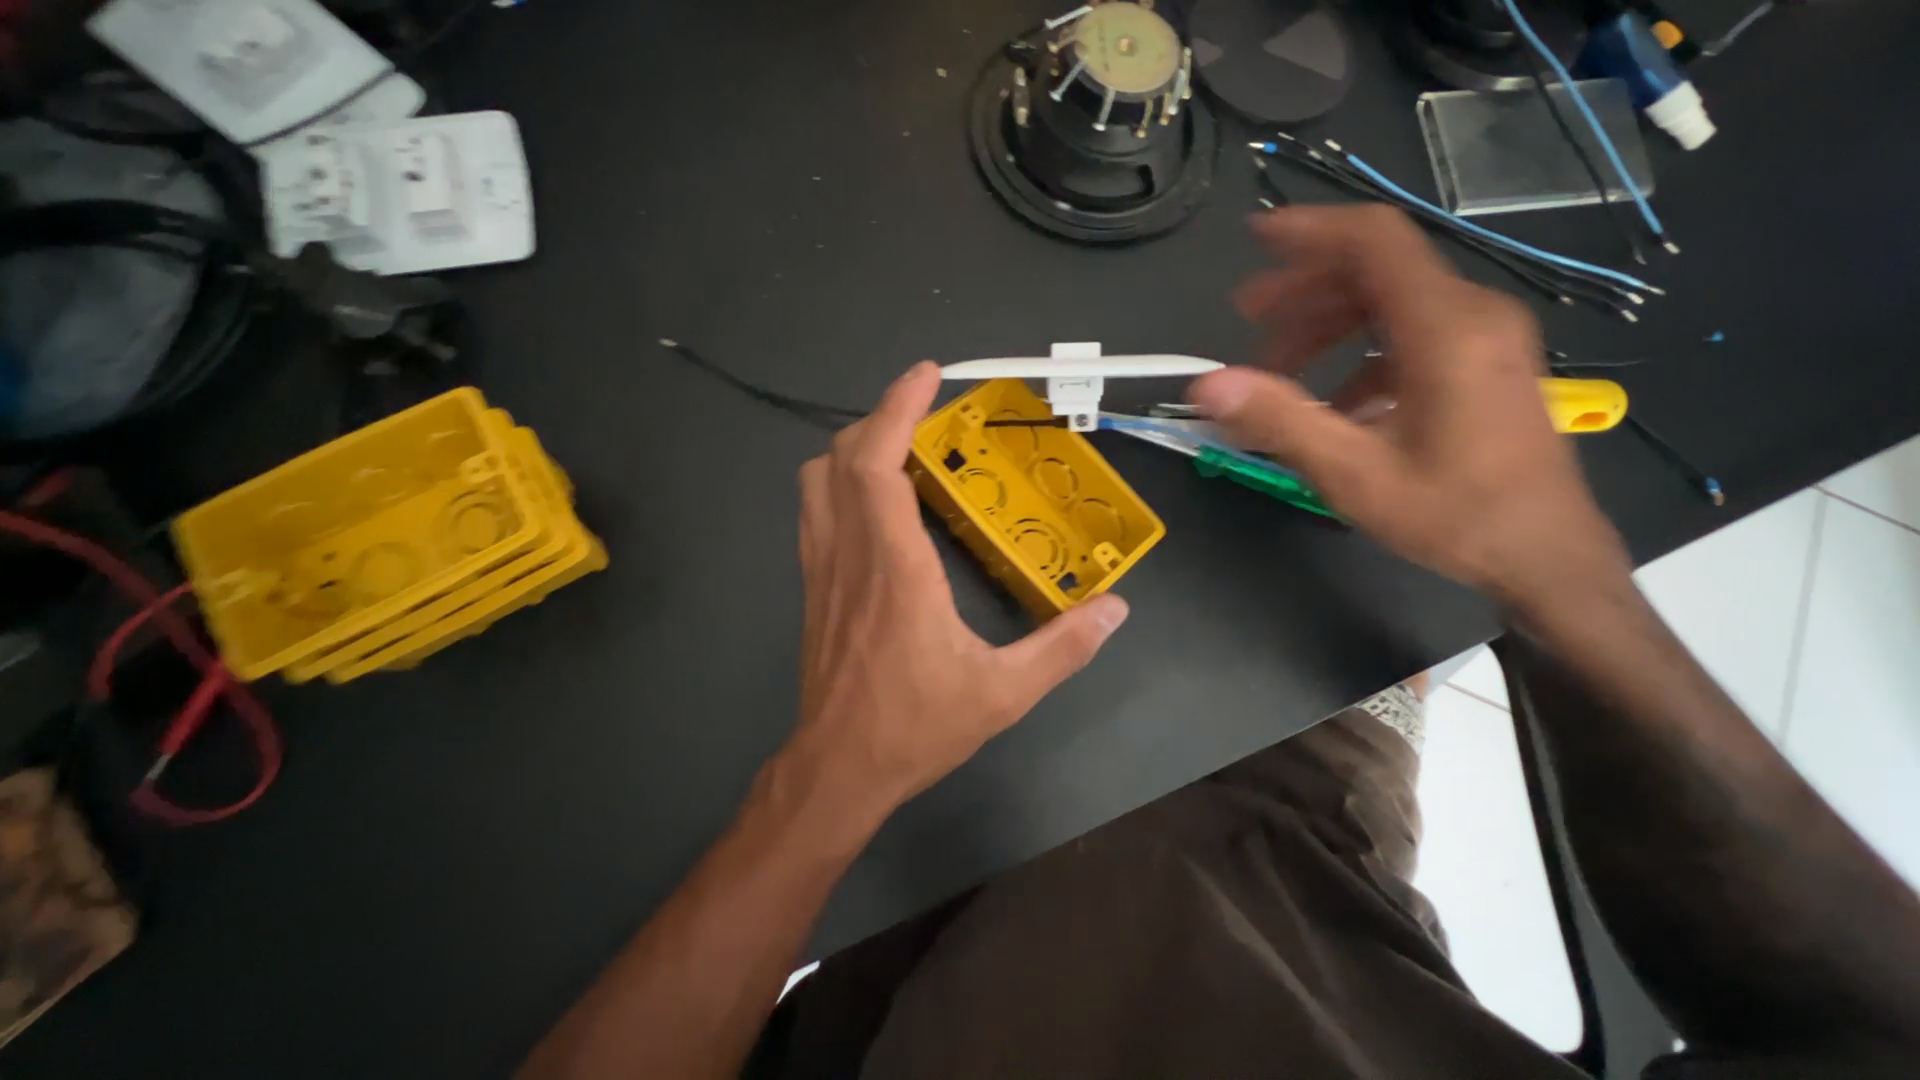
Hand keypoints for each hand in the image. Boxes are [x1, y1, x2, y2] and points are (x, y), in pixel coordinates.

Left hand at [777, 362, 1129, 817]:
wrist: (838, 769)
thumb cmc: (915, 727)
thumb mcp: (1004, 693)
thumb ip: (1063, 648)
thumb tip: (1116, 610)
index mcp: (894, 566)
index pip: (877, 462)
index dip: (897, 408)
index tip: (928, 375)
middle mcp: (849, 553)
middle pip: (841, 457)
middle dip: (880, 418)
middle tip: (927, 412)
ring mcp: (821, 570)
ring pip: (817, 481)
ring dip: (853, 449)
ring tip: (901, 447)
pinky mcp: (813, 588)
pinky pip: (816, 513)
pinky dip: (841, 483)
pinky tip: (877, 503)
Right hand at [1188, 206, 1631, 611]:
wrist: (1547, 556)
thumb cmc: (1455, 515)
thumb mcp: (1354, 473)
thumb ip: (1279, 420)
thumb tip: (1206, 386)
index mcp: (1445, 329)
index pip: (1374, 242)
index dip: (1309, 230)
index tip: (1254, 238)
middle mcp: (1472, 315)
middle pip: (1377, 269)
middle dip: (1304, 288)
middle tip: (1246, 317)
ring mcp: (1486, 337)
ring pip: (1392, 301)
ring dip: (1328, 322)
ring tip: (1276, 364)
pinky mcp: (1486, 362)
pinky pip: (1413, 333)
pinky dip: (1360, 351)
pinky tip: (1333, 401)